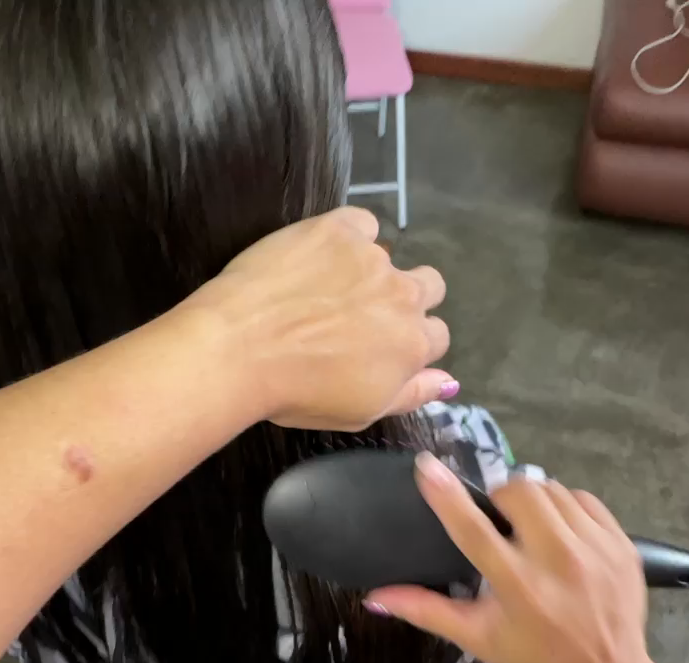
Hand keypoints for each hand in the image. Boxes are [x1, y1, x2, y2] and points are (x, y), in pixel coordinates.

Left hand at [184, 207, 453, 429]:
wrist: (240, 349)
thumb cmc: (298, 393)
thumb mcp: (361, 412)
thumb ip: (410, 394)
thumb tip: (448, 381)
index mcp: (412, 346)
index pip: (437, 336)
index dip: (410, 342)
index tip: (380, 348)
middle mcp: (403, 297)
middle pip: (430, 287)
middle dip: (407, 300)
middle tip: (363, 315)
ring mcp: (373, 258)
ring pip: (389, 257)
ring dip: (369, 272)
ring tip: (326, 290)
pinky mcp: (339, 229)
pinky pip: (362, 224)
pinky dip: (349, 237)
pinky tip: (319, 257)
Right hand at [367, 455, 664, 662]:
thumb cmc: (533, 657)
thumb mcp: (477, 637)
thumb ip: (426, 610)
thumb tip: (372, 598)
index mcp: (518, 586)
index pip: (472, 528)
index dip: (445, 494)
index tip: (425, 465)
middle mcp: (559, 561)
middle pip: (519, 491)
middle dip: (501, 499)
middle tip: (498, 523)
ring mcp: (596, 549)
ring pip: (552, 489)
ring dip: (533, 502)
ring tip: (529, 529)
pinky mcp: (621, 543)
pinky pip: (583, 499)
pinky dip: (565, 508)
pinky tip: (560, 533)